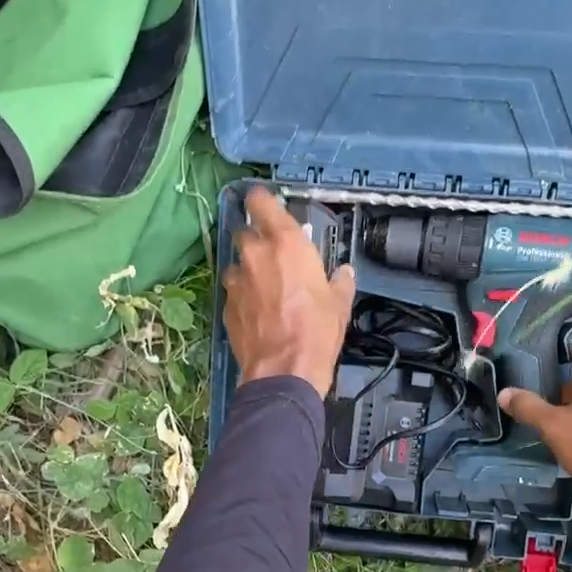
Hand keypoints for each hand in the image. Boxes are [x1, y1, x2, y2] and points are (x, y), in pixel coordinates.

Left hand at [225, 187, 355, 398]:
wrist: (283, 371)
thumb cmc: (317, 331)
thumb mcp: (339, 304)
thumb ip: (340, 282)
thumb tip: (344, 272)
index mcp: (285, 243)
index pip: (261, 203)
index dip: (261, 201)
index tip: (266, 204)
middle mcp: (255, 254)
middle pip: (245, 232)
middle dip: (256, 240)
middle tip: (273, 255)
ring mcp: (237, 281)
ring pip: (237, 264)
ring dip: (247, 270)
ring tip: (263, 286)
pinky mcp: (227, 306)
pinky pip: (233, 292)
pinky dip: (243, 295)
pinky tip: (256, 310)